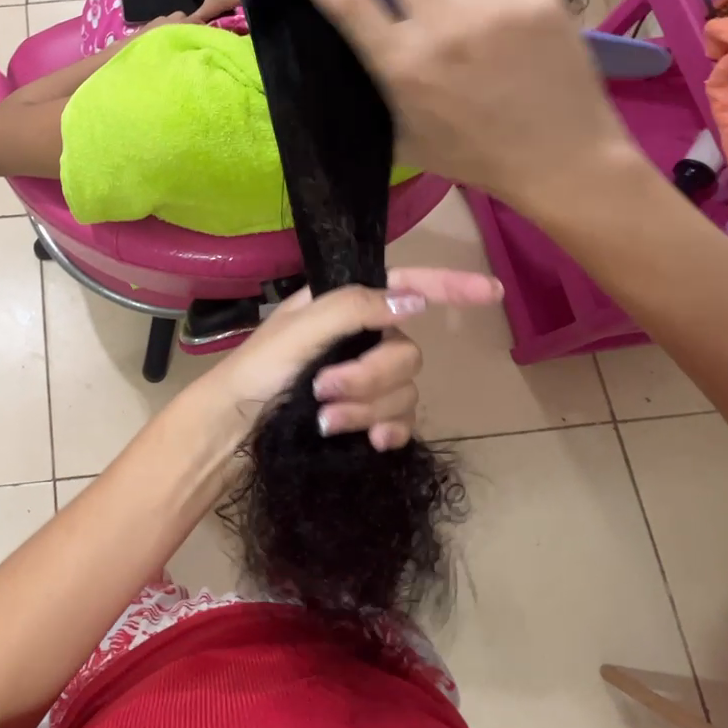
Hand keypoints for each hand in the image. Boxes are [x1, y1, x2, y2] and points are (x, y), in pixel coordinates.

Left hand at [195, 267, 501, 450]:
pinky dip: (388, 431)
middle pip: (405, 353)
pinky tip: (370, 442)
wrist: (235, 431)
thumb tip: (413, 300)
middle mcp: (360, 338)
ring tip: (325, 420)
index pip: (404, 286)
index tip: (492, 290)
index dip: (449, 285)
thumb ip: (354, 308)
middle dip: (369, 377)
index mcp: (342, 306)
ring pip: (404, 391)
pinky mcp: (366, 418)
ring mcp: (365, 379)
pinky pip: (402, 422)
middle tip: (324, 391)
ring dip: (366, 408)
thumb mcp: (299, 329)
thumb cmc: (257, 371)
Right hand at [280, 0, 648, 215]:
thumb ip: (380, 83)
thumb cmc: (472, 155)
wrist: (562, 159)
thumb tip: (365, 37)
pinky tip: (505, 27)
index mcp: (404, 65)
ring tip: (462, 10)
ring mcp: (494, 8)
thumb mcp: (405, 134)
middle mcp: (444, 28)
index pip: (349, 1)